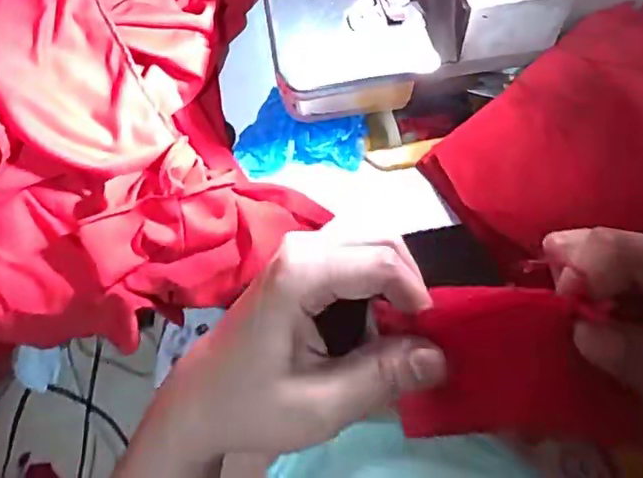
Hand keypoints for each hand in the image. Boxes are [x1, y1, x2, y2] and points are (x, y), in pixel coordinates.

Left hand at [115, 232, 447, 475]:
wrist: (203, 396)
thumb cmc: (253, 403)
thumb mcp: (321, 406)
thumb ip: (382, 376)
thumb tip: (440, 355)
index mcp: (301, 271)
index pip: (379, 258)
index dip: (414, 293)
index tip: (429, 337)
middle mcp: (302, 243)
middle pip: (379, 236)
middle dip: (408, 279)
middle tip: (416, 333)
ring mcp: (300, 245)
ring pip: (370, 237)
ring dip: (394, 275)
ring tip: (396, 329)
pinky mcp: (302, 256)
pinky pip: (354, 249)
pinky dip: (376, 275)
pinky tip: (372, 318)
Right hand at [544, 228, 642, 477]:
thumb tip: (583, 332)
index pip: (630, 249)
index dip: (584, 269)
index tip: (563, 314)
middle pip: (615, 244)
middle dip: (575, 268)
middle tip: (552, 310)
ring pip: (612, 258)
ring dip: (581, 282)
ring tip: (562, 312)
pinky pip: (622, 282)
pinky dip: (597, 297)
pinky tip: (586, 316)